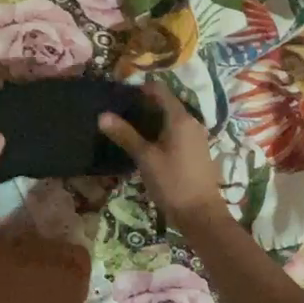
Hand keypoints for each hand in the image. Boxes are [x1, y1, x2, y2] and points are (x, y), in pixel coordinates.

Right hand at [99, 83, 226, 229]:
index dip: (140, 88)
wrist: (201, 214)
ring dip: (150, 120)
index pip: (159, 90)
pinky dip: (159, 132)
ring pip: (170, 119)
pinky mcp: (195, 151)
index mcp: (180, 118)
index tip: (119, 93)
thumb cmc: (172, 183)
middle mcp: (191, 122)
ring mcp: (196, 137)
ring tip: (126, 126)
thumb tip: (102, 115)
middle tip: (118, 110)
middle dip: (143, 104)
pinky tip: (144, 144)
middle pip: (166, 104)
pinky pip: (175, 132)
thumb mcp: (145, 158)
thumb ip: (125, 135)